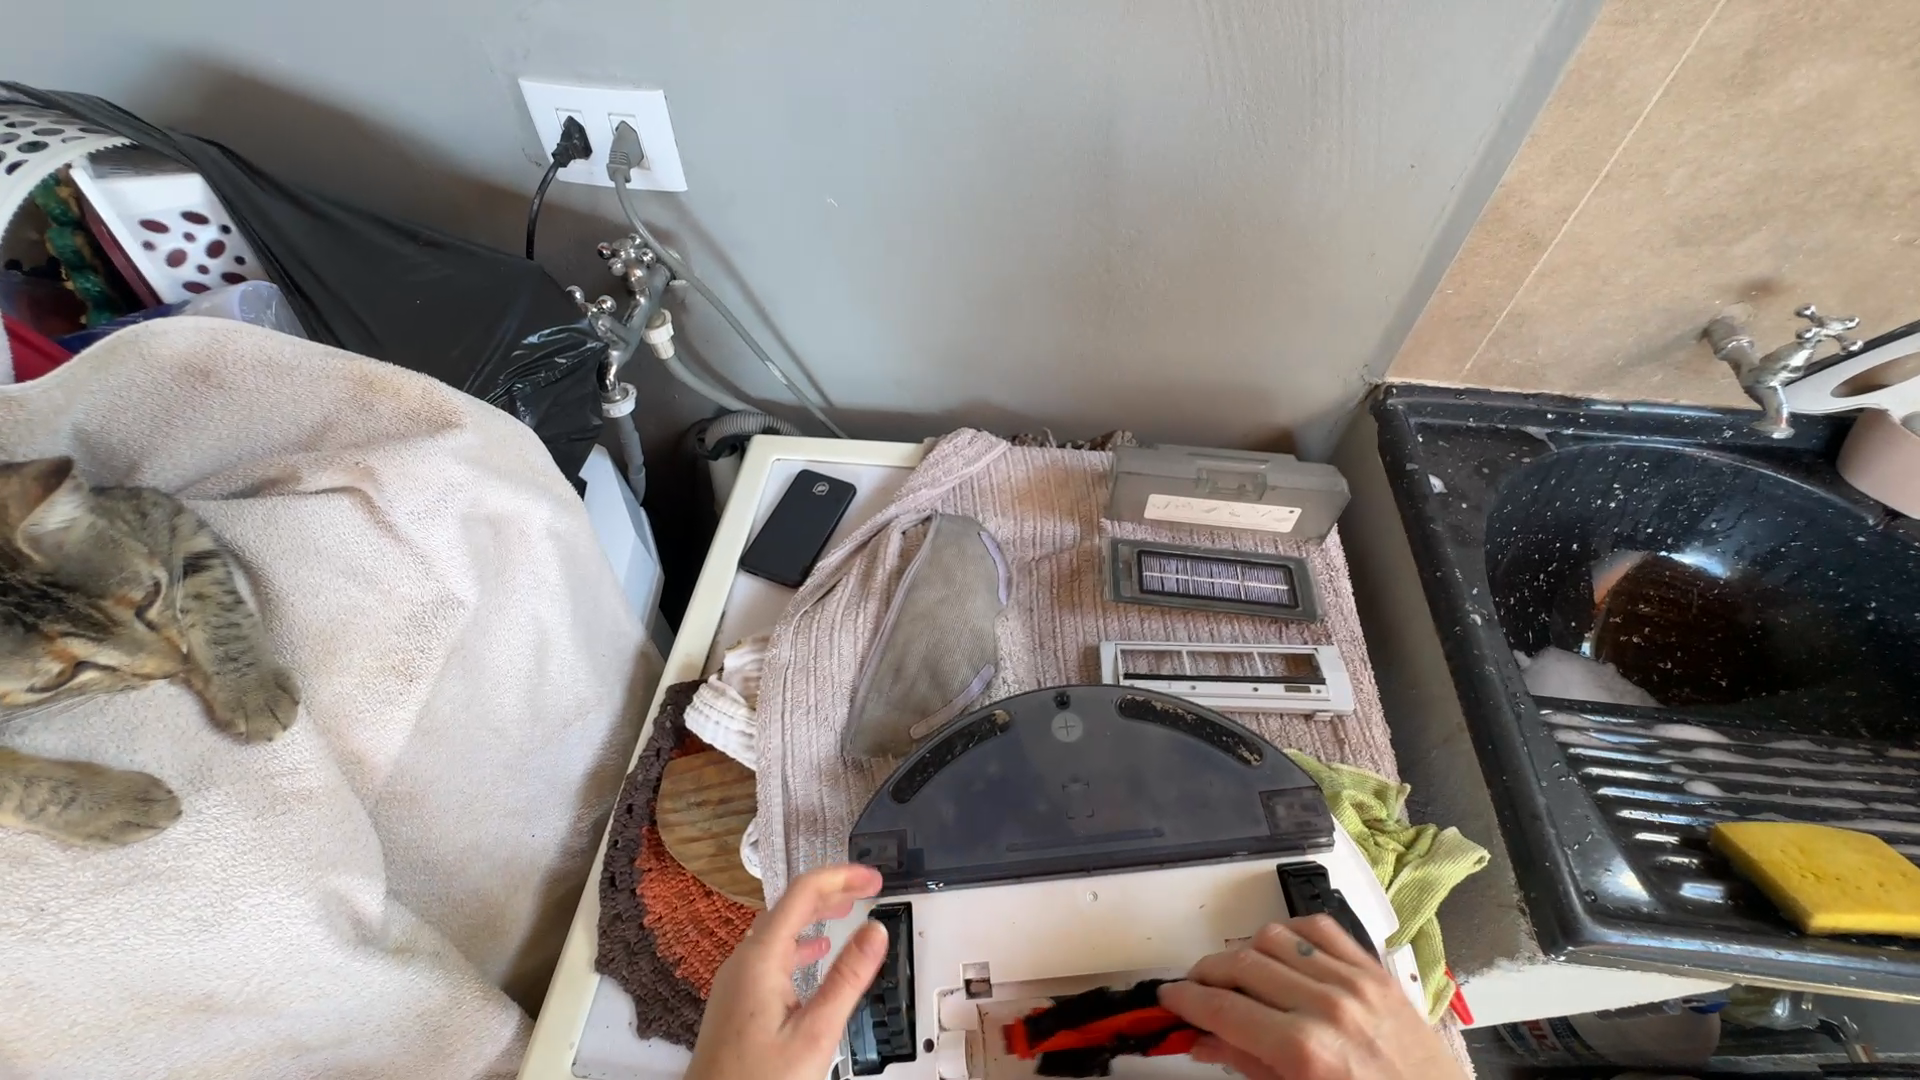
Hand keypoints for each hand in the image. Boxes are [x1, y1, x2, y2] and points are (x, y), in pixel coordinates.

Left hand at [685, 864, 887, 1079]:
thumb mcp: (814, 1033)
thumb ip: (847, 978)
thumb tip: (875, 930)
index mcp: (761, 957)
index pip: (804, 892)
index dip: (842, 877)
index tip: (874, 880)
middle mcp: (744, 959)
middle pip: (791, 904)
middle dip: (832, 890)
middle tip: (869, 889)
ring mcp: (737, 978)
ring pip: (780, 926)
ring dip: (816, 912)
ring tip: (848, 910)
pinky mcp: (736, 998)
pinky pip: (771, 951)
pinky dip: (800, 940)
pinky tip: (817, 951)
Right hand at [1158, 915, 1464, 1079]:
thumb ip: (1248, 1065)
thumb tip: (1203, 1038)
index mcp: (1306, 1051)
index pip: (1222, 1007)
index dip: (1186, 999)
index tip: (1170, 998)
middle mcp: (1328, 1007)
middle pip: (1241, 964)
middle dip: (1207, 974)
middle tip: (1196, 989)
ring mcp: (1356, 983)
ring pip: (1273, 936)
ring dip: (1245, 951)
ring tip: (1239, 974)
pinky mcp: (1377, 973)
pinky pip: (1321, 928)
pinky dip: (1292, 933)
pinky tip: (1283, 954)